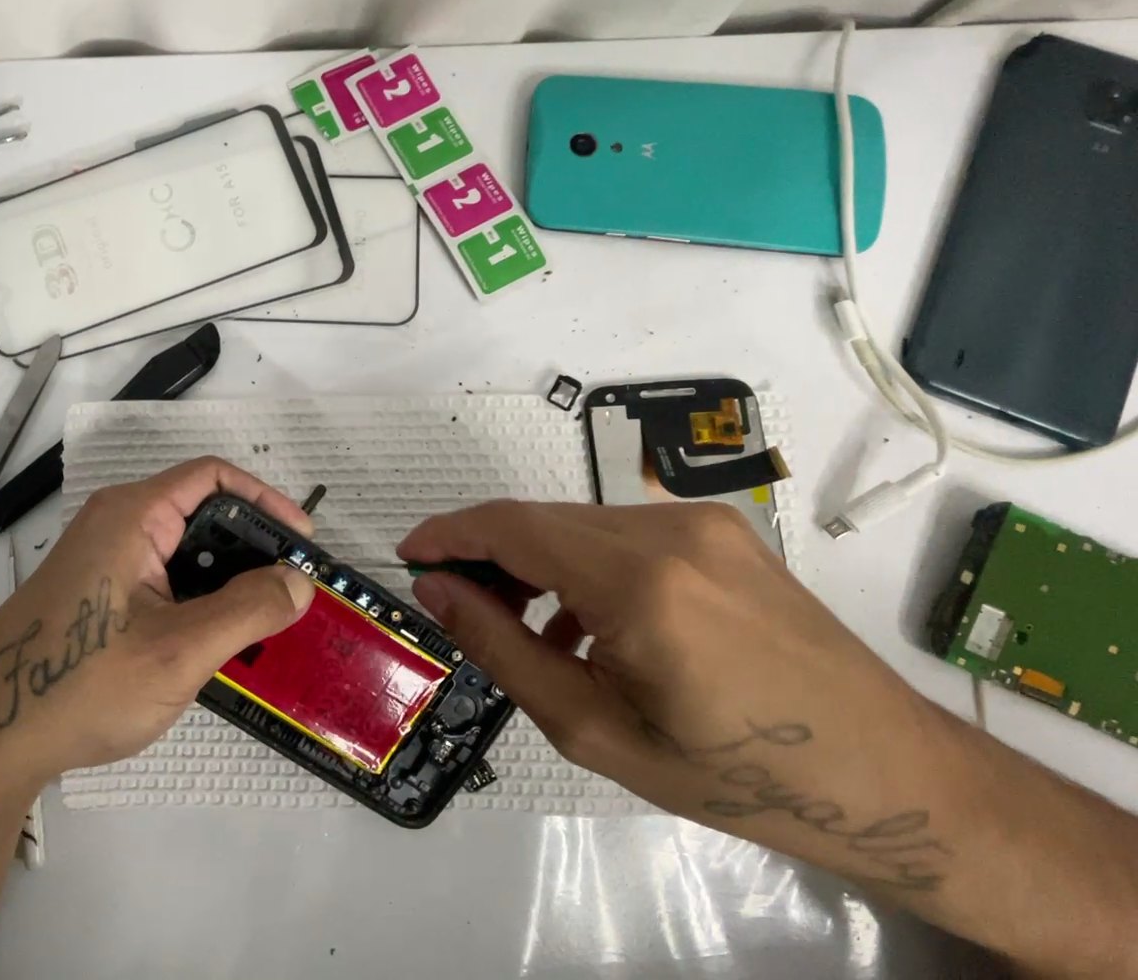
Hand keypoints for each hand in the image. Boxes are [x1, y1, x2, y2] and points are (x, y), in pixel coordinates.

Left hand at [0, 457, 314, 785]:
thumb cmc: (85, 687)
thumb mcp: (179, 651)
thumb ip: (247, 610)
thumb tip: (299, 581)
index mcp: (130, 516)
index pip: (212, 476)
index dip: (266, 500)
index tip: (302, 544)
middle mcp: (112, 523)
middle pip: (198, 510)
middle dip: (249, 547)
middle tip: (287, 594)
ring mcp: (98, 558)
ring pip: (179, 548)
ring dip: (223, 577)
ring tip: (258, 622)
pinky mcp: (92, 590)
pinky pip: (157, 576)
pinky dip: (194, 596)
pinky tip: (210, 638)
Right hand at [399, 500, 1137, 979]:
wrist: (890, 778)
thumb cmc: (731, 775)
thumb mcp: (591, 727)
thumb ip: (501, 646)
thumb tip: (436, 587)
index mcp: (637, 581)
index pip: (509, 527)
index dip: (446, 534)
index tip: (407, 555)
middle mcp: (668, 530)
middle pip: (539, 518)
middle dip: (483, 552)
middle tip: (455, 605)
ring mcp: (704, 525)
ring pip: (577, 523)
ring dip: (531, 560)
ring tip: (518, 625)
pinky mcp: (724, 533)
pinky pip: (620, 533)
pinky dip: (579, 563)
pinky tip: (582, 622)